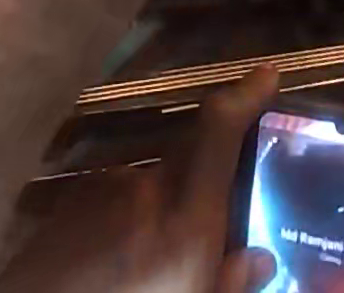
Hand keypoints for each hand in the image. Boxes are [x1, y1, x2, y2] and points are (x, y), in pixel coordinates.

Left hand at [0, 68, 281, 292]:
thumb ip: (229, 284)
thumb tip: (260, 257)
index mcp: (184, 216)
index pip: (219, 129)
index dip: (244, 94)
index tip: (268, 72)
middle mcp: (147, 186)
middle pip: (193, 153)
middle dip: (213, 169)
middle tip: (221, 209)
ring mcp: (106, 188)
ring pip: (156, 179)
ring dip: (169, 202)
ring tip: (163, 253)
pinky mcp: (75, 201)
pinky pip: (121, 194)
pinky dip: (134, 214)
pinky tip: (125, 258)